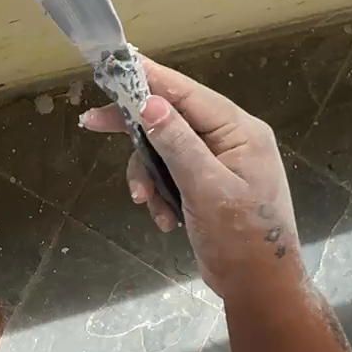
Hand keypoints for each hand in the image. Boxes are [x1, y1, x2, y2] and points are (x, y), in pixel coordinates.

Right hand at [82, 56, 303, 301]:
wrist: (259, 286)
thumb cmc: (241, 237)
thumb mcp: (206, 188)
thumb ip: (178, 143)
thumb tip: (149, 102)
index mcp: (239, 131)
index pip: (188, 94)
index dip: (150, 79)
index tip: (116, 65)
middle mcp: (229, 141)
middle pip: (172, 120)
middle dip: (137, 134)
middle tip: (93, 123)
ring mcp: (217, 164)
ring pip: (164, 153)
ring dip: (148, 178)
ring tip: (144, 202)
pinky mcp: (205, 186)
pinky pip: (171, 177)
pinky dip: (160, 196)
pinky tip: (164, 219)